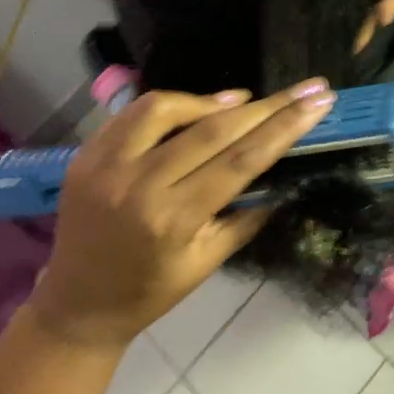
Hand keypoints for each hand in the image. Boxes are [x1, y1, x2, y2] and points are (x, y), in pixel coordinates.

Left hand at [25, 80, 336, 348]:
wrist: (74, 307)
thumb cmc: (149, 292)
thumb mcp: (206, 263)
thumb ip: (247, 216)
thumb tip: (286, 177)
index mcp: (173, 220)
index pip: (242, 160)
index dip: (285, 126)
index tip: (319, 102)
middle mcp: (139, 186)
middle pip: (215, 130)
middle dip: (269, 105)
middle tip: (307, 86)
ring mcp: (106, 166)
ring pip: (168, 108)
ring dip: (215, 100)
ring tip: (247, 101)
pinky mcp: (86, 155)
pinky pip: (135, 113)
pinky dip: (172, 104)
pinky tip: (199, 107)